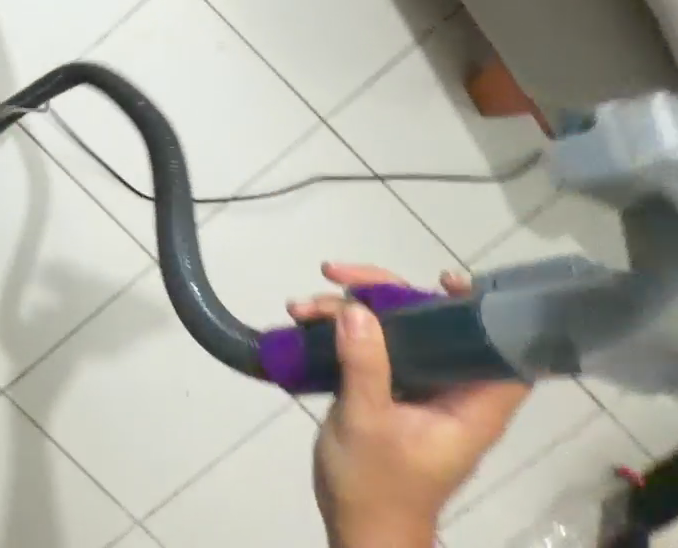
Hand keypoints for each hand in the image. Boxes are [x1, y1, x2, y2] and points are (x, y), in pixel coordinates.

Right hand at [291, 263, 528, 546]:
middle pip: (430, 327)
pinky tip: (301, 323)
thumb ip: (365, 365)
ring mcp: (415, 392)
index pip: (498, 351)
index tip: (440, 280)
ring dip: (345, 312)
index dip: (481, 312)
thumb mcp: (366, 421)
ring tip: (299, 307)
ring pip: (391, 333)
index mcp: (470, 406)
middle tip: (334, 274)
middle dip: (382, 294)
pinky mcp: (384, 394)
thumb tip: (357, 309)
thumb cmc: (376, 481)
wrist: (360, 525)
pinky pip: (368, 349)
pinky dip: (336, 330)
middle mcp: (448, 393)